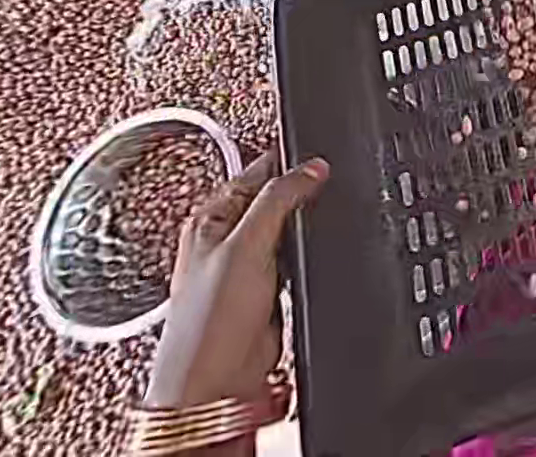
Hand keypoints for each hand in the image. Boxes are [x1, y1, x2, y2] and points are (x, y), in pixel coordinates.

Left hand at [145, 151, 327, 408]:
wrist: (219, 379)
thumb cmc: (208, 323)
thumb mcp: (247, 244)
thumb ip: (281, 198)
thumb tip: (314, 166)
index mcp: (211, 217)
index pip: (259, 169)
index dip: (291, 159)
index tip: (321, 155)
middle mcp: (229, 235)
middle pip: (279, 193)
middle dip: (305, 189)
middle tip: (327, 183)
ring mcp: (251, 259)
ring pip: (293, 221)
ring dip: (308, 220)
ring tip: (322, 215)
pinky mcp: (273, 280)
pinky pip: (301, 249)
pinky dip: (311, 244)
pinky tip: (316, 246)